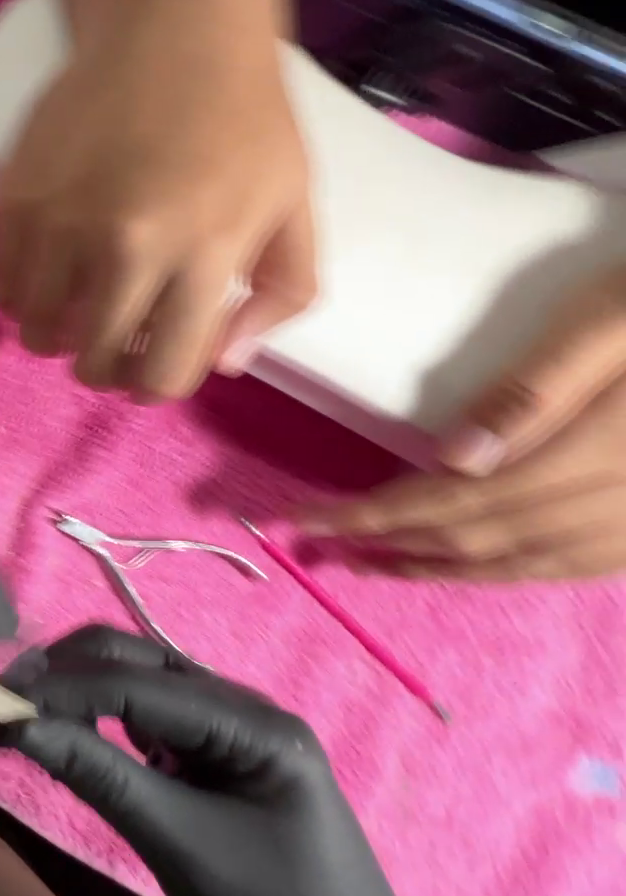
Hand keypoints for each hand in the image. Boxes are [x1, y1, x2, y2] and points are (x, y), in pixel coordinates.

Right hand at [0, 32, 315, 400]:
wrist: (170, 31)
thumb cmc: (242, 119)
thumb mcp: (295, 201)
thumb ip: (281, 291)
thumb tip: (223, 364)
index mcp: (205, 252)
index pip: (166, 370)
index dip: (155, 386)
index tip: (148, 372)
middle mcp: (126, 249)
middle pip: (93, 362)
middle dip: (103, 367)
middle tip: (108, 344)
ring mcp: (62, 226)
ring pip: (36, 332)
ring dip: (55, 335)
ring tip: (71, 309)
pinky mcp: (16, 205)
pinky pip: (2, 288)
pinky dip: (21, 296)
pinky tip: (43, 274)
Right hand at [0, 626, 428, 895]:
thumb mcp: (178, 844)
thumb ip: (94, 774)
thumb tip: (8, 721)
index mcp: (254, 723)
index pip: (133, 684)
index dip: (56, 690)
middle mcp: (239, 704)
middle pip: (130, 658)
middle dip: (57, 674)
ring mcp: (223, 722)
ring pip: (128, 675)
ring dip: (68, 687)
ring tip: (15, 714)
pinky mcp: (205, 746)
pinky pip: (136, 709)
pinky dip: (89, 711)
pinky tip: (61, 731)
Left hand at [296, 268, 625, 579]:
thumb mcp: (608, 325)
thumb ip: (533, 393)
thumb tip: (452, 459)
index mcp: (602, 451)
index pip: (453, 499)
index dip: (370, 515)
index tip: (300, 519)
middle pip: (482, 537)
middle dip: (390, 544)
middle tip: (320, 543)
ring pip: (530, 564)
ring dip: (442, 568)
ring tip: (372, 564)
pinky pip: (583, 564)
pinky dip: (510, 570)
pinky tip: (470, 563)